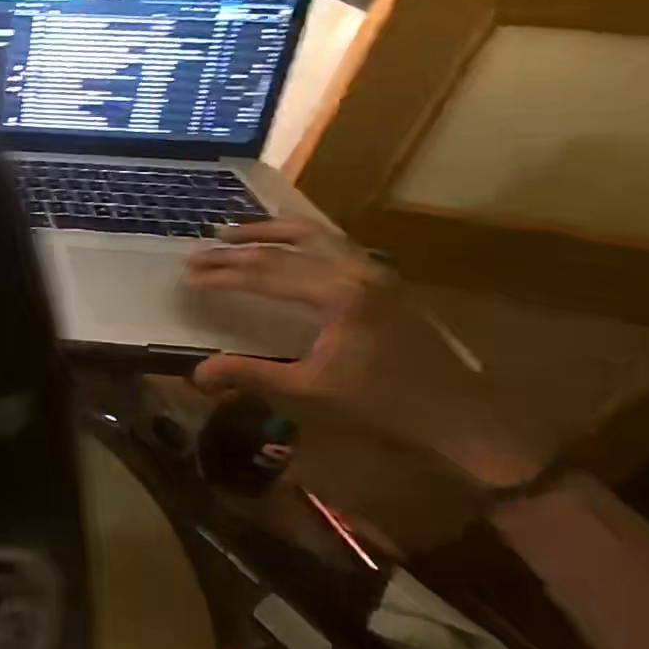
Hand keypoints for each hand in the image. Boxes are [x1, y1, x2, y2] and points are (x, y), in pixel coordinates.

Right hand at [186, 219, 546, 489]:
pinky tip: (281, 243)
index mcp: (339, 295)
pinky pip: (334, 244)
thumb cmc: (381, 402)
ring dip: (266, 232)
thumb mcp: (307, 389)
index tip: (188, 279)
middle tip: (195, 256)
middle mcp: (357, 272)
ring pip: (312, 235)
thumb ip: (249, 374)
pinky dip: (299, 238)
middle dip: (233, 253)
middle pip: (282, 250)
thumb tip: (195, 374)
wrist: (460, 416)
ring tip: (229, 234)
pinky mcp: (383, 280)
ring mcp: (375, 272)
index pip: (265, 274)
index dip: (222, 276)